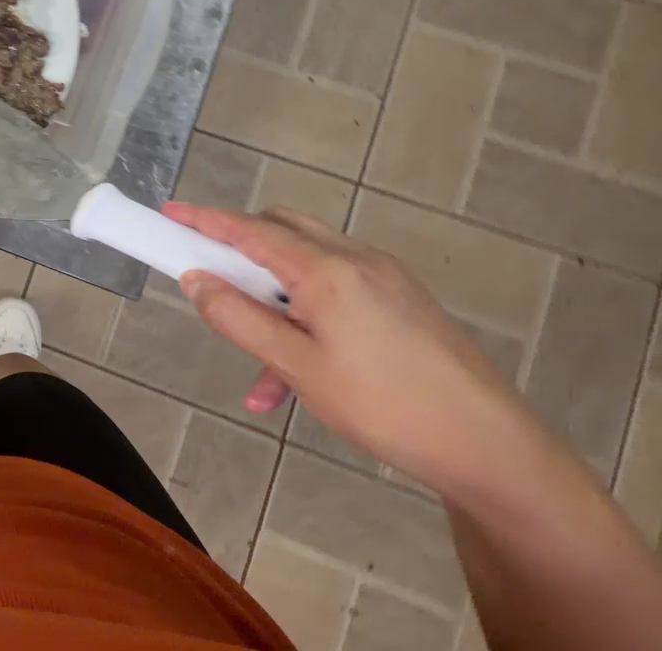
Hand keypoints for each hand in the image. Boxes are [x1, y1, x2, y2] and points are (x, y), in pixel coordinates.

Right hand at [164, 203, 546, 498]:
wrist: (493, 449)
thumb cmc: (385, 405)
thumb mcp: (297, 365)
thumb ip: (238, 317)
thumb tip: (195, 279)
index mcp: (328, 270)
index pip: (250, 230)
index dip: (204, 220)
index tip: (168, 212)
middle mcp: (358, 261)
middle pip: (284, 229)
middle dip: (240, 244)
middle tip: (208, 273)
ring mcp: (387, 281)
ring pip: (309, 266)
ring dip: (272, 295)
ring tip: (256, 362)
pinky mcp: (404, 305)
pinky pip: (338, 293)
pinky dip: (305, 316)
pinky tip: (294, 381)